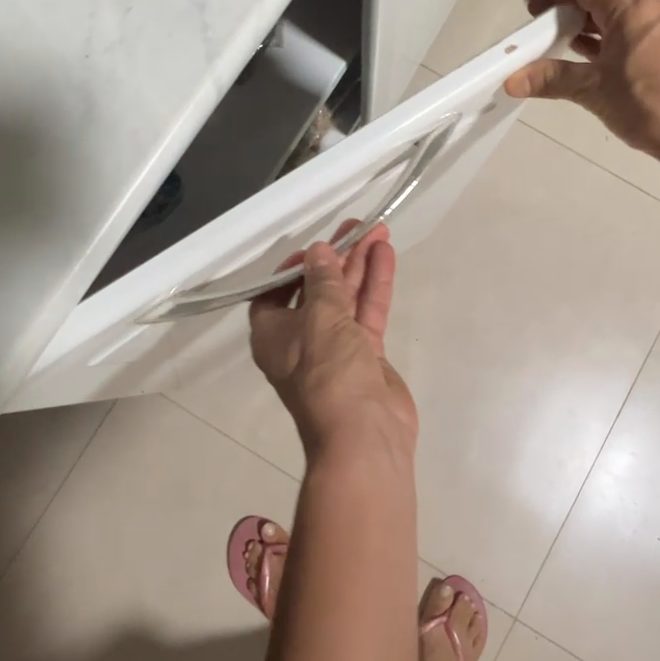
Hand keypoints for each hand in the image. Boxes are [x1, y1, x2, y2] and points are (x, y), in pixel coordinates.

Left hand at [250, 220, 417, 456]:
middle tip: (357, 226)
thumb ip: (324, 281)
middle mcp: (301, 340)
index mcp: (273, 335)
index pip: (275, 293)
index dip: (293, 268)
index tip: (317, 248)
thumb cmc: (328, 373)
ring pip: (347, 298)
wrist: (364, 434)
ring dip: (360, 265)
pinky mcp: (366, 356)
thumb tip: (319, 252)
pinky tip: (386, 255)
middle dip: (337, 258)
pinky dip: (376, 285)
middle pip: (317, 289)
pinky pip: (368, 312)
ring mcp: (336, 348)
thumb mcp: (321, 318)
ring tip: (378, 231)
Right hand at [504, 0, 659, 171]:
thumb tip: (511, 81)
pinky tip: (584, 63)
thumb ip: (551, 79)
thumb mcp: (594, 91)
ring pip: (612, 16)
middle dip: (564, 10)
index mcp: (630, 8)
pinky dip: (601, 41)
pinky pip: (626, 33)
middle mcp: (647, 9)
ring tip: (554, 50)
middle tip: (537, 35)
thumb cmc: (650, 105)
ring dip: (582, 27)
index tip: (529, 10)